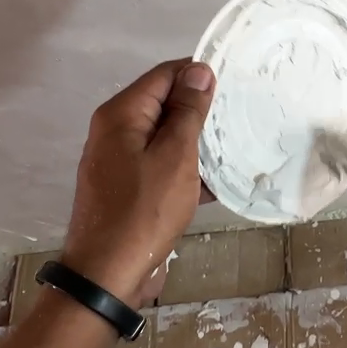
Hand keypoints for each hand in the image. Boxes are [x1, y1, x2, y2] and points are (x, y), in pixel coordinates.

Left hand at [62, 59, 215, 304]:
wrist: (107, 277)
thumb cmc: (144, 210)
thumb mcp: (175, 155)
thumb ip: (188, 111)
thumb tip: (199, 70)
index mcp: (121, 115)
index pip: (165, 74)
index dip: (199, 74)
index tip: (235, 83)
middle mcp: (114, 131)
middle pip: (164, 104)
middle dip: (200, 109)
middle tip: (240, 115)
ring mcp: (118, 161)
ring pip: (165, 136)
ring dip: (196, 141)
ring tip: (234, 146)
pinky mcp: (126, 187)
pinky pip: (160, 163)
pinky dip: (184, 167)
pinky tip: (215, 181)